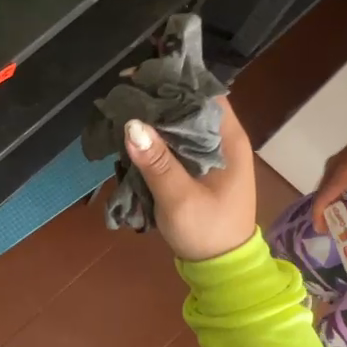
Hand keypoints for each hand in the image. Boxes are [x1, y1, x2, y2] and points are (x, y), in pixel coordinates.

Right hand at [123, 96, 257, 262]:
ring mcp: (207, 154)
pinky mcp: (193, 168)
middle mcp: (220, 140)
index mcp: (228, 141)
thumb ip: (157, 163)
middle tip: (120, 95)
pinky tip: (128, 137)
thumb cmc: (208, 231)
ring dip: (151, 118)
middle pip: (187, 105)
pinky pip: (171, 142)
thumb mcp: (180, 199)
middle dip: (156, 98)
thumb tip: (132, 124)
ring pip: (177, 123)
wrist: (220, 269)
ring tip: (118, 112)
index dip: (174, 81)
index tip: (140, 78)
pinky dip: (152, 138)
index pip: (204, 94)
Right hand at [311, 105, 346, 232]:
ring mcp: (339, 158)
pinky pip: (335, 176)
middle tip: (336, 228)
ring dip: (333, 200)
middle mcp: (334, 166)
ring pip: (329, 184)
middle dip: (326, 211)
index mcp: (341, 175)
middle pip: (323, 192)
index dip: (319, 217)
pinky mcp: (346, 155)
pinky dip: (339, 190)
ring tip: (343, 215)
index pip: (322, 200)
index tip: (323, 232)